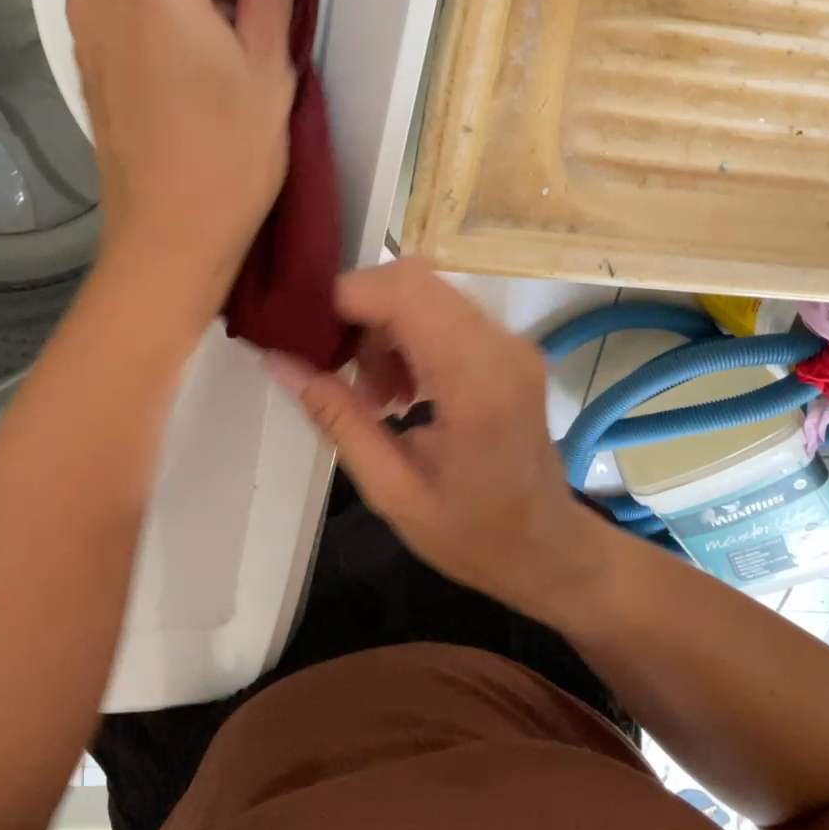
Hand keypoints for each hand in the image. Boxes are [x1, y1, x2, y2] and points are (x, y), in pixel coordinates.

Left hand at [68, 0, 308, 309]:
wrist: (167, 243)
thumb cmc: (223, 161)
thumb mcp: (265, 74)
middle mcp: (103, 1)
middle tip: (276, 4)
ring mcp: (94, 41)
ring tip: (256, 46)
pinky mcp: (99, 75)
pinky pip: (138, 22)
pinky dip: (179, 25)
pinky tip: (220, 69)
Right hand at [269, 260, 616, 619]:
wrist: (548, 550)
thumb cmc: (473, 534)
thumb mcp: (391, 490)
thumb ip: (337, 419)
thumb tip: (280, 361)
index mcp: (476, 383)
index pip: (404, 292)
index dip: (345, 299)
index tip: (309, 341)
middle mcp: (501, 346)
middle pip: (412, 280)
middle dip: (359, 314)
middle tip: (342, 374)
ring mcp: (510, 342)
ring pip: (424, 291)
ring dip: (382, 328)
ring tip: (374, 396)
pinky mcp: (509, 347)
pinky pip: (443, 312)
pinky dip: (406, 336)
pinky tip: (401, 390)